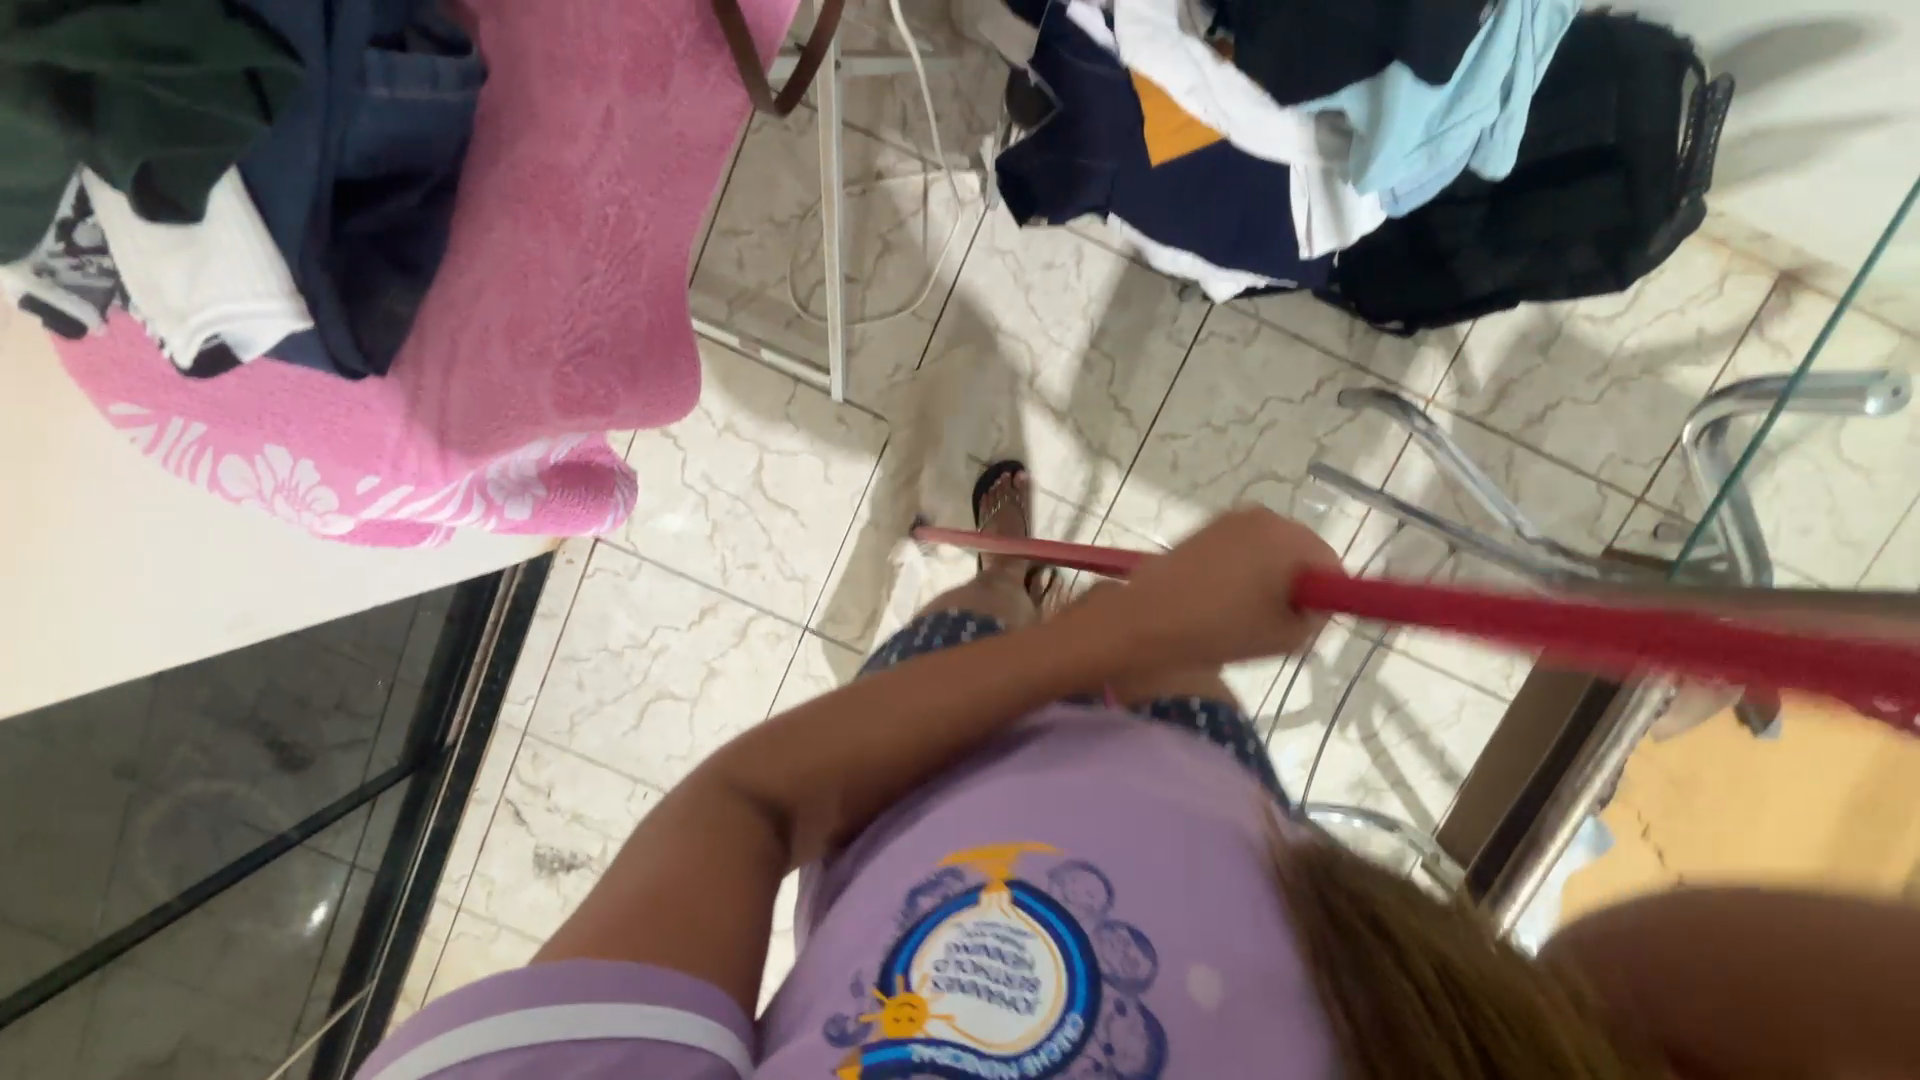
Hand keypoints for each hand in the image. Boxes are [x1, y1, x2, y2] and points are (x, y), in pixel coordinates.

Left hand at [1072, 507, 1340, 670]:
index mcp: (1289, 538)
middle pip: (1300, 553)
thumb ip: (1316, 618)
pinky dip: (1241, 570)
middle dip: (1295, 585)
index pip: (1331, 566)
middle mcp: (1264, 516)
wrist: (1145, 620)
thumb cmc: (1219, 629)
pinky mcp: (1203, 528)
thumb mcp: (1285, 636)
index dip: (1325, 599)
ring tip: (1241, 615)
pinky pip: (1241, 548)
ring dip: (1267, 578)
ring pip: (1269, 551)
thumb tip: (1315, 606)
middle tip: (1275, 624)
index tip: (1304, 625)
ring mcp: (1229, 518)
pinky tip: (1220, 599)